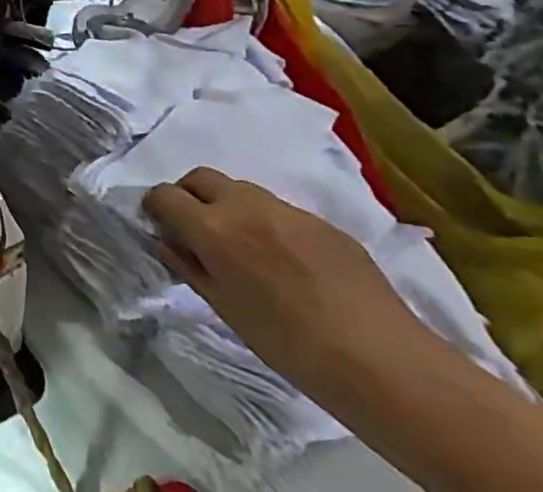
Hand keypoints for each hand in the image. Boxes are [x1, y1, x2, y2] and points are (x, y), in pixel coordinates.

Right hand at [143, 168, 426, 393]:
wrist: (386, 364)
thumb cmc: (288, 342)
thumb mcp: (224, 307)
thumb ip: (190, 267)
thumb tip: (170, 244)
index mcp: (213, 228)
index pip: (164, 194)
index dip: (156, 208)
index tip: (161, 228)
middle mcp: (246, 207)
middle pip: (202, 178)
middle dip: (189, 195)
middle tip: (196, 229)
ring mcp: (291, 212)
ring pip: (243, 190)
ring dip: (229, 206)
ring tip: (243, 245)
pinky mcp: (326, 225)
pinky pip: (282, 211)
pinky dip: (268, 223)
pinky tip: (286, 261)